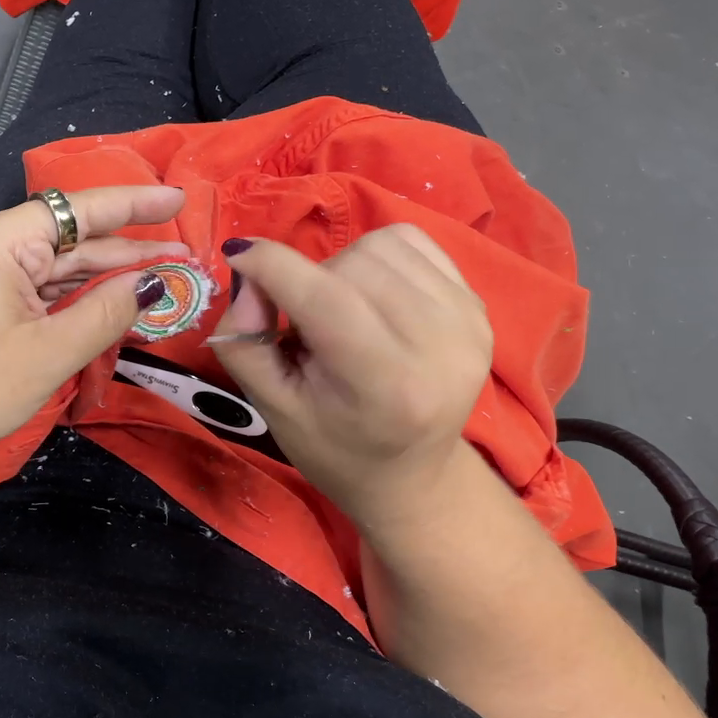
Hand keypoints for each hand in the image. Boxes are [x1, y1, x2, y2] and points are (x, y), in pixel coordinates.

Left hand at [0, 185, 186, 484]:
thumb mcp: (47, 355)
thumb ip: (106, 313)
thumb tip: (152, 283)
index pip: (79, 209)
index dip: (134, 205)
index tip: (179, 201)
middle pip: (68, 237)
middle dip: (124, 252)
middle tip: (185, 261)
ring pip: (50, 260)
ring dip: (98, 275)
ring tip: (160, 280)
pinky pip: (28, 278)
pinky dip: (65, 292)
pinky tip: (108, 298)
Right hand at [211, 225, 492, 526]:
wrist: (409, 475)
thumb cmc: (330, 445)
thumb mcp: (270, 406)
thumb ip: (243, 343)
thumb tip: (246, 280)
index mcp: (385, 385)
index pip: (324, 298)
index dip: (272, 266)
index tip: (237, 256)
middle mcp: (439, 348)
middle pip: (350, 265)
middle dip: (308, 278)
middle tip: (300, 319)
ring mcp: (468, 324)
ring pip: (380, 246)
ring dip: (341, 266)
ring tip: (338, 310)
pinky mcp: (479, 307)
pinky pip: (412, 243)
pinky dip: (377, 257)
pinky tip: (371, 297)